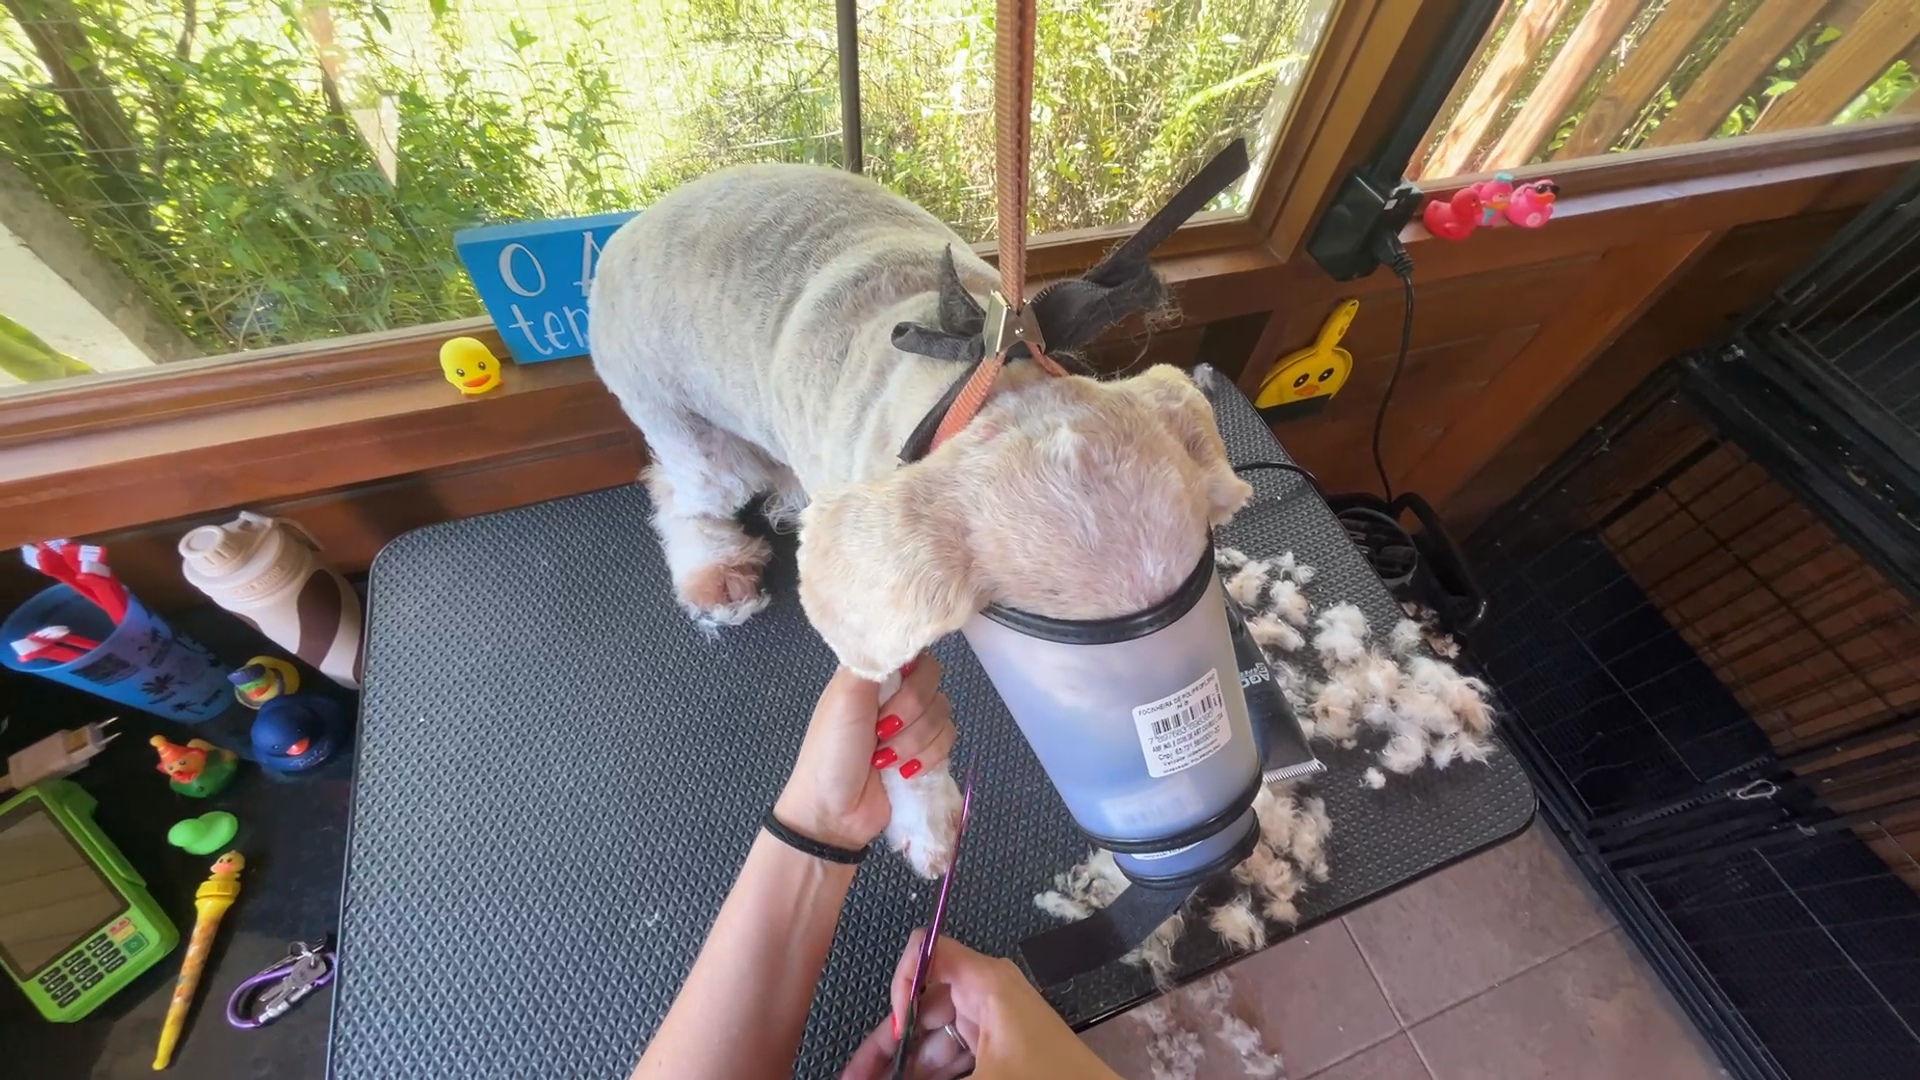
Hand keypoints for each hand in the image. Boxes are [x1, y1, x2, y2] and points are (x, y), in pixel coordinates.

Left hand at [774, 655, 954, 851]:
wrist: (832, 813)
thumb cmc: (830, 752)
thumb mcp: (844, 698)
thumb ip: (873, 661)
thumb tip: (900, 637)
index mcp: (874, 674)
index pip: (913, 650)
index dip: (912, 670)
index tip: (898, 686)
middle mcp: (895, 693)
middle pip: (934, 682)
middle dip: (910, 712)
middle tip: (881, 730)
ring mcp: (912, 724)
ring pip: (944, 713)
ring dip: (914, 741)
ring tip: (884, 758)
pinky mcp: (925, 752)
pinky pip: (948, 741)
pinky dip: (926, 758)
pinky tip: (902, 771)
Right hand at [840, 932, 1120, 1079]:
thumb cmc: (1042, 1078)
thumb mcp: (979, 1079)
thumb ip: (922, 1076)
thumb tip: (869, 1076)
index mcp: (984, 980)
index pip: (928, 950)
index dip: (901, 981)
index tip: (893, 1029)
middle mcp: (985, 993)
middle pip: (923, 1003)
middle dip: (889, 1042)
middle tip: (852, 1076)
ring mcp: (993, 1024)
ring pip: (935, 1036)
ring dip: (905, 1066)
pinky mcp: (1001, 1052)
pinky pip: (954, 1055)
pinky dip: (931, 1073)